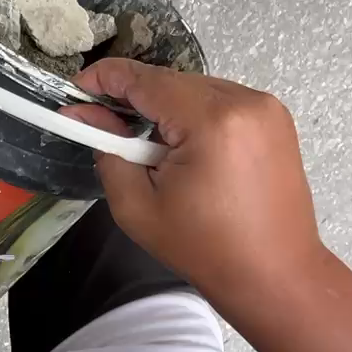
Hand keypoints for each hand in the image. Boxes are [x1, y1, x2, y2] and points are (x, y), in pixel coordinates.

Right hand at [65, 59, 326, 303]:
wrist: (273, 274)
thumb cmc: (201, 247)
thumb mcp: (136, 205)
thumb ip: (108, 149)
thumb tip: (83, 113)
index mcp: (211, 121)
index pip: (145, 79)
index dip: (105, 77)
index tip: (76, 89)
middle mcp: (245, 101)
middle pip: (170, 81)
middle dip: (133, 98)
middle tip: (103, 125)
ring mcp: (266, 107)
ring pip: (194, 88)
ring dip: (163, 107)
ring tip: (147, 146)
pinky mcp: (275, 118)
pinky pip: (219, 100)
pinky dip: (192, 114)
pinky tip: (182, 147)